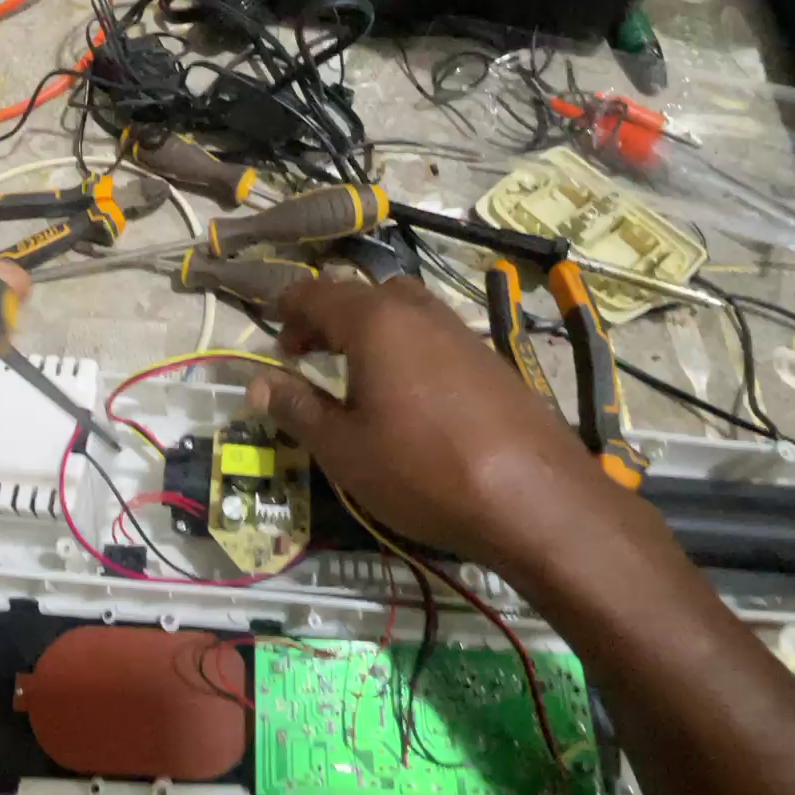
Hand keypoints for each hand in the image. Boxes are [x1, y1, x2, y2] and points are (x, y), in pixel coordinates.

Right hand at [247, 277, 614, 569]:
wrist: (538, 500)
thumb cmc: (423, 470)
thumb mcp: (344, 448)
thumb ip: (296, 407)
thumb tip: (256, 382)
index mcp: (374, 321)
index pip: (317, 294)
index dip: (288, 307)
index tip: (271, 329)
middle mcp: (417, 312)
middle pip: (361, 294)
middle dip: (327, 316)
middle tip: (306, 352)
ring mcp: (460, 332)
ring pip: (402, 309)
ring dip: (368, 327)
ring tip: (353, 369)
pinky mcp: (489, 358)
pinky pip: (432, 333)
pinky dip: (404, 343)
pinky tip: (406, 390)